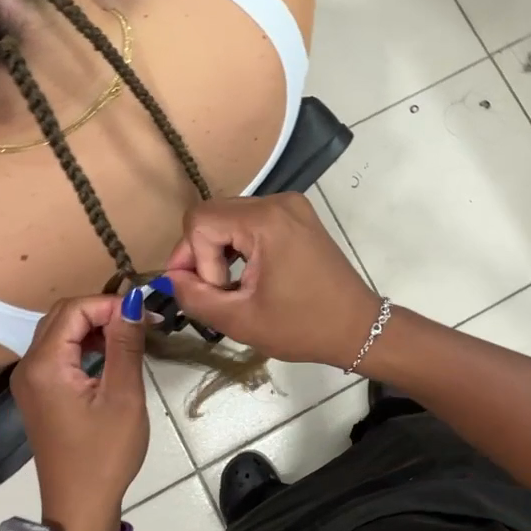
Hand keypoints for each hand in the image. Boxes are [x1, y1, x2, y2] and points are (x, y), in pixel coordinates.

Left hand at [11, 295, 150, 530]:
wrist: (80, 505)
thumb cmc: (104, 454)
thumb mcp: (123, 396)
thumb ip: (125, 344)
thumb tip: (133, 302)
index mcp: (45, 366)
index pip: (74, 309)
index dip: (110, 304)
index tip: (146, 314)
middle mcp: (28, 367)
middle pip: (61, 316)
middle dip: (101, 310)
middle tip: (140, 321)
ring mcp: (30, 381)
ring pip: (59, 332)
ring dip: (93, 326)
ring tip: (131, 335)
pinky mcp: (38, 394)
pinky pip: (57, 353)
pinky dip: (84, 344)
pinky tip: (110, 354)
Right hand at [163, 195, 381, 368]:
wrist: (358, 328)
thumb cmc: (303, 327)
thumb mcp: (239, 320)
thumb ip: (195, 296)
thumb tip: (171, 278)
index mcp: (266, 221)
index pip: (199, 221)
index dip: (194, 258)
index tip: (214, 291)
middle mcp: (278, 202)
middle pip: (212, 215)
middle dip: (204, 254)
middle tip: (218, 292)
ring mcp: (291, 206)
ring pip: (229, 218)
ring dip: (220, 251)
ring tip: (234, 287)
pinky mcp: (297, 216)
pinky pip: (250, 222)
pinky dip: (240, 246)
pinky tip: (248, 276)